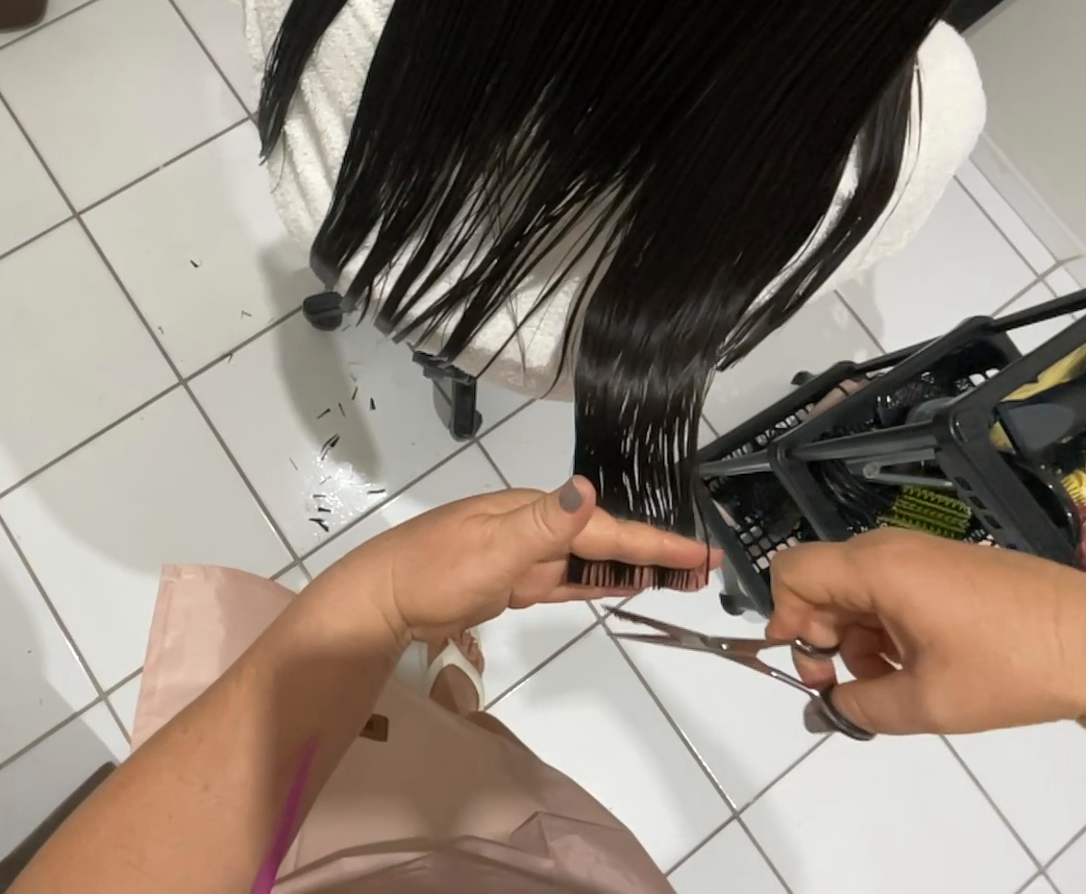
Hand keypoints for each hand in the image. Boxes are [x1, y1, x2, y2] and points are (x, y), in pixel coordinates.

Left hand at [327, 476, 720, 642]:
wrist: (385, 598)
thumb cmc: (435, 572)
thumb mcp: (493, 547)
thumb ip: (544, 523)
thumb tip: (586, 488)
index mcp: (534, 512)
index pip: (606, 527)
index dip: (655, 542)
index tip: (700, 553)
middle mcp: (533, 526)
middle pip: (604, 539)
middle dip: (653, 551)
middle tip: (701, 565)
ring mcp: (523, 554)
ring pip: (588, 559)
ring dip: (629, 565)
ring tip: (673, 573)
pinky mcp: (512, 581)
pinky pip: (565, 578)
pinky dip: (594, 580)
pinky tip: (616, 581)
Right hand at [766, 527, 1085, 734]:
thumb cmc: (1012, 669)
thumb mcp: (929, 702)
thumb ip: (861, 707)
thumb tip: (827, 709)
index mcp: (875, 568)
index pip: (791, 572)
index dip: (783, 615)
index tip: (809, 662)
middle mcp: (886, 549)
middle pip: (820, 583)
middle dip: (821, 634)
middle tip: (846, 681)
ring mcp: (917, 554)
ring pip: (853, 590)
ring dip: (855, 636)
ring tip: (893, 680)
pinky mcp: (942, 566)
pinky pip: (886, 588)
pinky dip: (884, 625)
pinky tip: (918, 662)